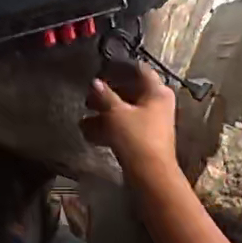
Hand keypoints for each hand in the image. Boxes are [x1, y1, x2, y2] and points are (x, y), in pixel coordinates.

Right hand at [85, 63, 177, 179]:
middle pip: (130, 92)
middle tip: (87, 97)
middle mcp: (157, 104)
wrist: (151, 175)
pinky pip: (125, 128)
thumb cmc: (137, 138)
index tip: (100, 69)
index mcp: (157, 92)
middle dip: (107, 95)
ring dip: (104, 114)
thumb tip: (94, 82)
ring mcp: (151, 123)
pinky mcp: (144, 140)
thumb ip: (104, 95)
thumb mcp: (116, 113)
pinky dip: (109, 129)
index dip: (119, 68)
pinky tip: (89, 133)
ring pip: (125, 112)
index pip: (139, 70)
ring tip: (83, 118)